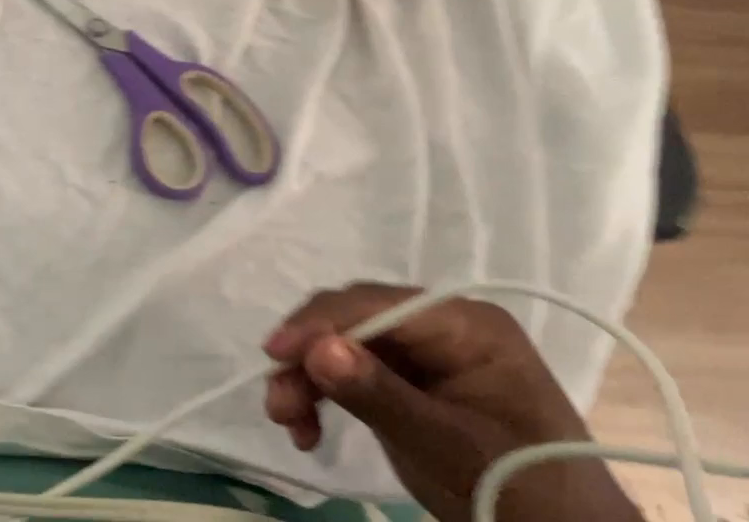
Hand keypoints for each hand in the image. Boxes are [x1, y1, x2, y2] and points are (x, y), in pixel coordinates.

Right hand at [262, 283, 638, 521]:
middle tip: (278, 399)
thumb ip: (383, 397)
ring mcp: (421, 353)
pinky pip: (347, 371)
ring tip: (287, 421)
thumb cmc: (523, 493)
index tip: (274, 354)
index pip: (374, 305)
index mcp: (466, 325)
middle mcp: (440, 326)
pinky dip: (320, 395)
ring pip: (339, 345)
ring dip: (306, 378)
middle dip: (307, 357)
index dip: (319, 323)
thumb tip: (316, 348)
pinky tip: (307, 428)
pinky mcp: (405, 380)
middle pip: (350, 321)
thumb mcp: (451, 450)